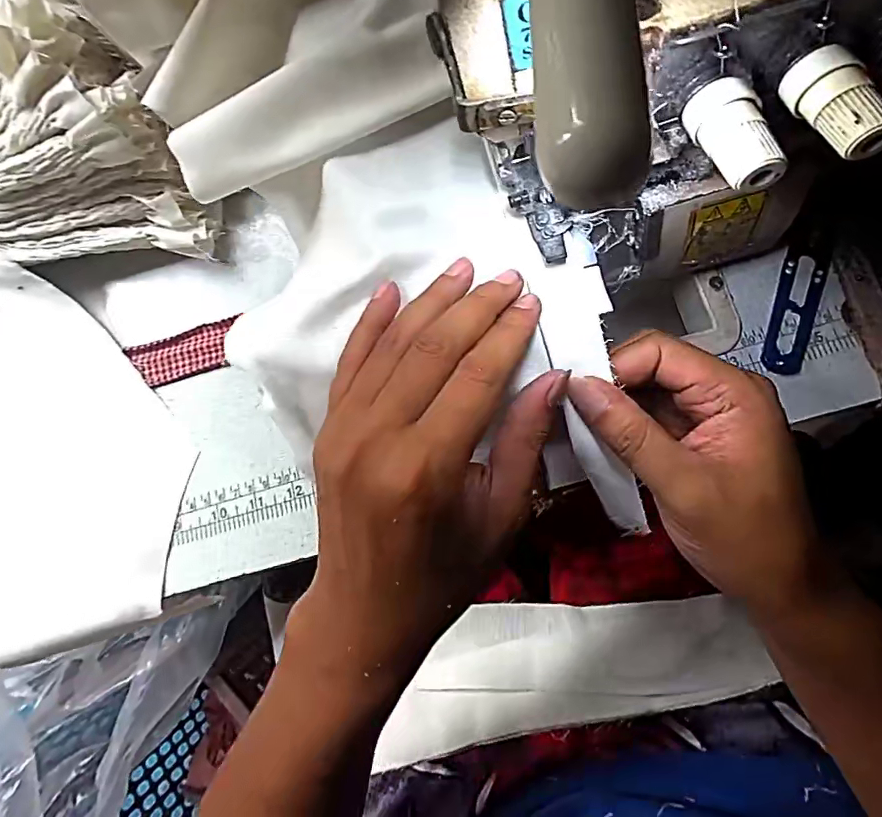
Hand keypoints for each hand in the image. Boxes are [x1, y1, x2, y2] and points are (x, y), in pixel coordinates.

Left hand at [287, 259, 564, 690]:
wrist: (362, 611)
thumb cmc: (442, 575)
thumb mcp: (501, 517)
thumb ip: (525, 441)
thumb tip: (552, 377)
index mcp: (426, 467)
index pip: (475, 377)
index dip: (507, 334)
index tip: (530, 303)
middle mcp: (378, 438)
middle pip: (433, 350)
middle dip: (475, 308)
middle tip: (506, 279)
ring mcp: (345, 429)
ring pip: (393, 346)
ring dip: (430, 303)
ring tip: (462, 270)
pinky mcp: (329, 428)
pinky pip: (350, 363)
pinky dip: (371, 323)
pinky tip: (390, 291)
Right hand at [565, 330, 844, 621]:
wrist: (781, 587)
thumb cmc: (745, 540)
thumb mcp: (681, 487)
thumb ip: (629, 432)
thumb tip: (581, 388)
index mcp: (733, 391)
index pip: (660, 351)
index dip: (615, 366)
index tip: (578, 394)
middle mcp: (725, 390)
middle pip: (653, 364)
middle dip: (612, 384)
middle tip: (576, 411)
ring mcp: (713, 411)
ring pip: (649, 388)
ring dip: (617, 405)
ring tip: (584, 426)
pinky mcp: (700, 432)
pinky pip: (655, 413)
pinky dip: (628, 424)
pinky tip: (605, 440)